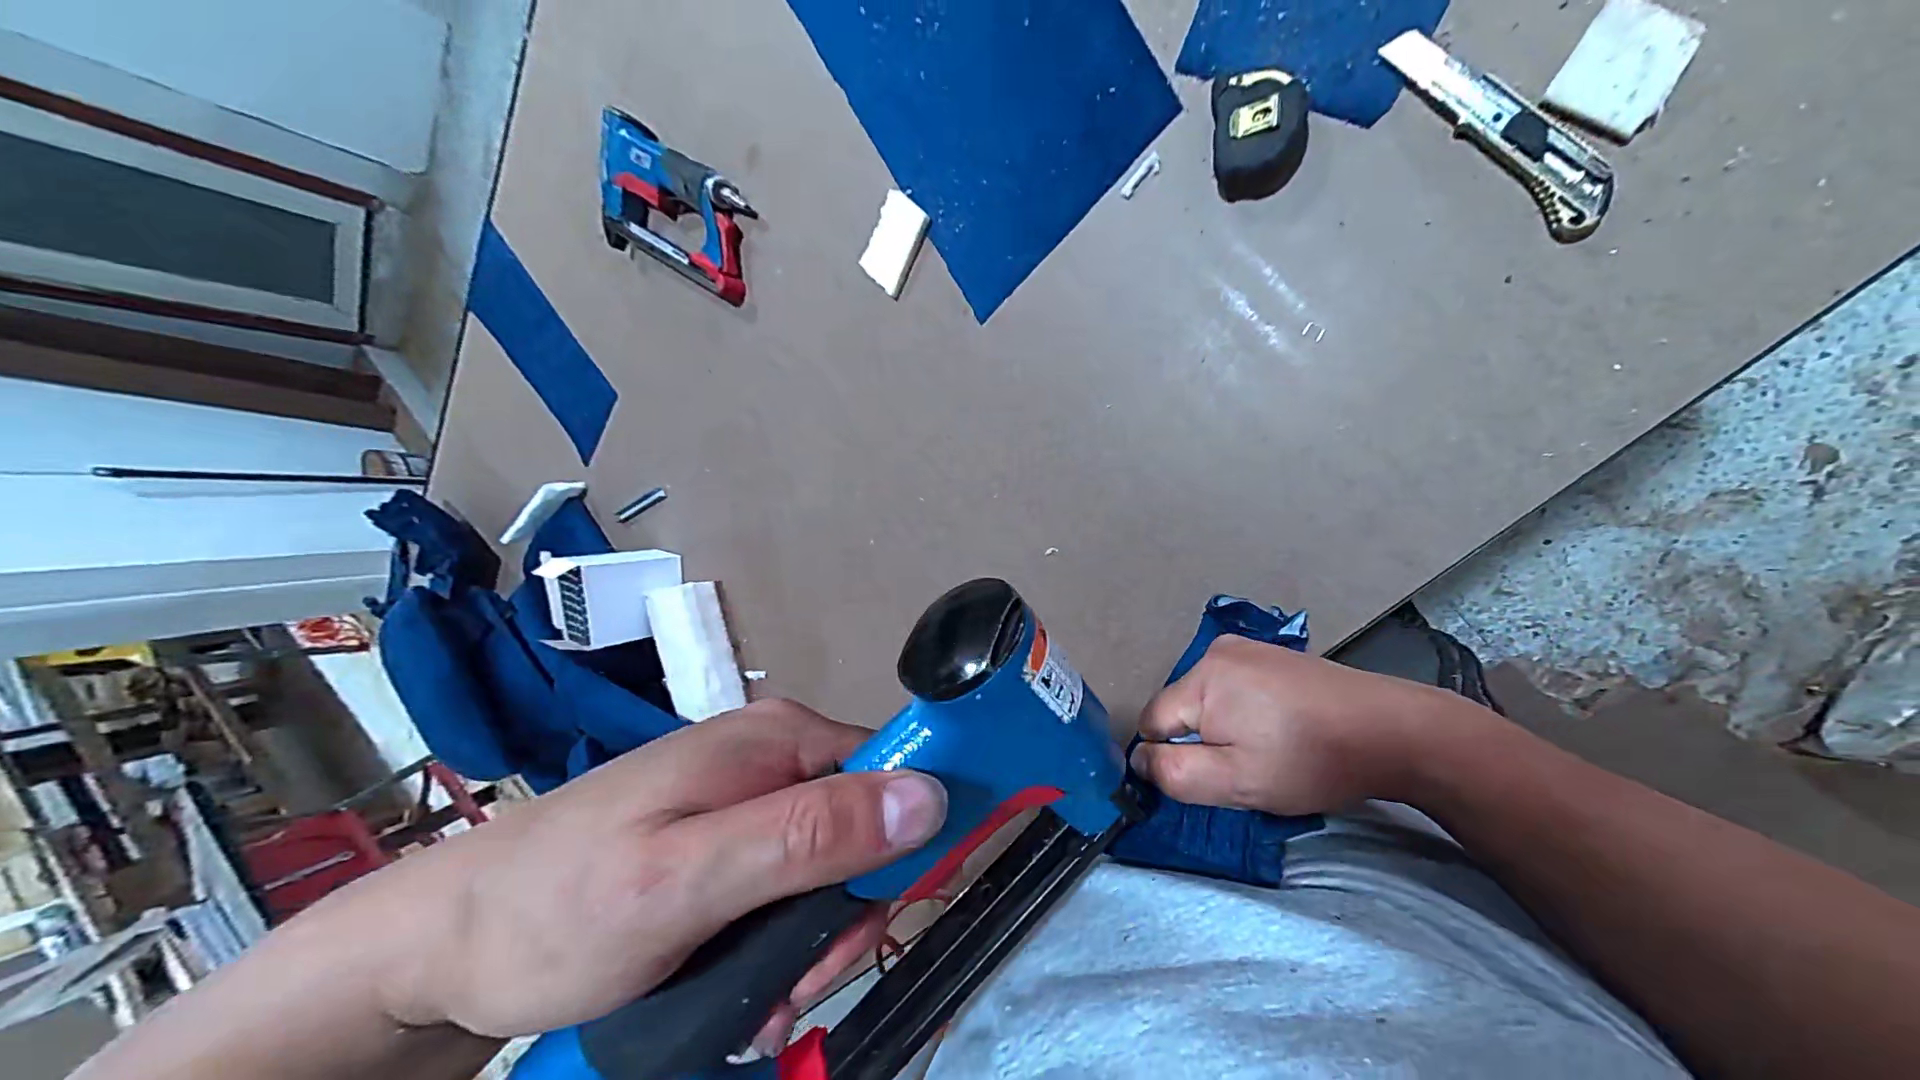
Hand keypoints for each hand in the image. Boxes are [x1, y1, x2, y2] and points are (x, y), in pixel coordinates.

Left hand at [329, 700, 946, 1046]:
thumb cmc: (561, 909)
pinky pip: (789, 878)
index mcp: (781, 739)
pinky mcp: (727, 832)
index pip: (893, 772)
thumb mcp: (688, 881)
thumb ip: (809, 836)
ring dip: (811, 936)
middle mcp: (775, 753)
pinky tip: (743, 982)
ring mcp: (749, 792)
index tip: (859, 925)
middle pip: (865, 826)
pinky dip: (781, 935)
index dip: (899, 847)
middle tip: (793, 979)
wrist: (447, 942)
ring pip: (830, 863)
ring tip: (757, 994)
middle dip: (843, 912)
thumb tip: (930, 796)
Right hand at [1128, 635, 1494, 815]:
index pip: (1153, 724)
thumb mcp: (1237, 782)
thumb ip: (1175, 774)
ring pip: (1206, 701)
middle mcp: (1217, 651)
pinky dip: (1244, 713)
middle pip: (1179, 710)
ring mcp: (1247, 649)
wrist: (1395, 731)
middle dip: (1201, 742)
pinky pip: (1233, 688)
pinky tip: (1280, 729)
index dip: (1173, 758)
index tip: (1214, 777)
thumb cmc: (1311, 759)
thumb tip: (1139, 760)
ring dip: (1223, 729)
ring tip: (1269, 749)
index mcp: (1203, 676)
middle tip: (1247, 766)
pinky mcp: (1271, 655)